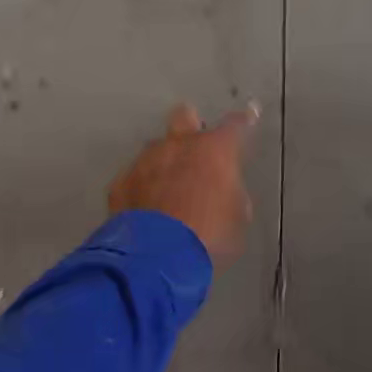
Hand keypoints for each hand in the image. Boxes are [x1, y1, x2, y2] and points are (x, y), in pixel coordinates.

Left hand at [107, 103, 257, 263]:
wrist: (159, 256)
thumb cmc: (212, 234)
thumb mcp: (238, 216)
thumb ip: (231, 193)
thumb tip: (224, 191)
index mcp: (215, 151)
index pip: (235, 126)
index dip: (244, 121)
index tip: (249, 114)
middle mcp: (178, 146)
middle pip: (183, 117)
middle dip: (191, 126)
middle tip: (197, 148)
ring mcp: (145, 162)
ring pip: (157, 150)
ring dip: (166, 163)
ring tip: (171, 190)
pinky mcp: (121, 184)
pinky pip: (137, 178)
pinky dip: (145, 188)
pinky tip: (150, 208)